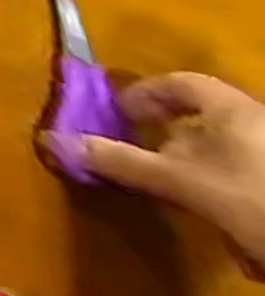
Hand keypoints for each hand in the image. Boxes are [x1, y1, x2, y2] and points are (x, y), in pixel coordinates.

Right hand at [66, 72, 264, 273]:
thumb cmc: (257, 197)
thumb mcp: (183, 182)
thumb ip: (121, 160)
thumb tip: (51, 139)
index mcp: (234, 109)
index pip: (181, 82)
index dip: (144, 92)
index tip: (121, 113)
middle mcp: (262, 122)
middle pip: (207, 117)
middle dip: (173, 136)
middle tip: (148, 157)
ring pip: (233, 147)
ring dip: (203, 164)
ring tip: (185, 190)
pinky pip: (253, 171)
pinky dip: (234, 184)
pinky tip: (230, 213)